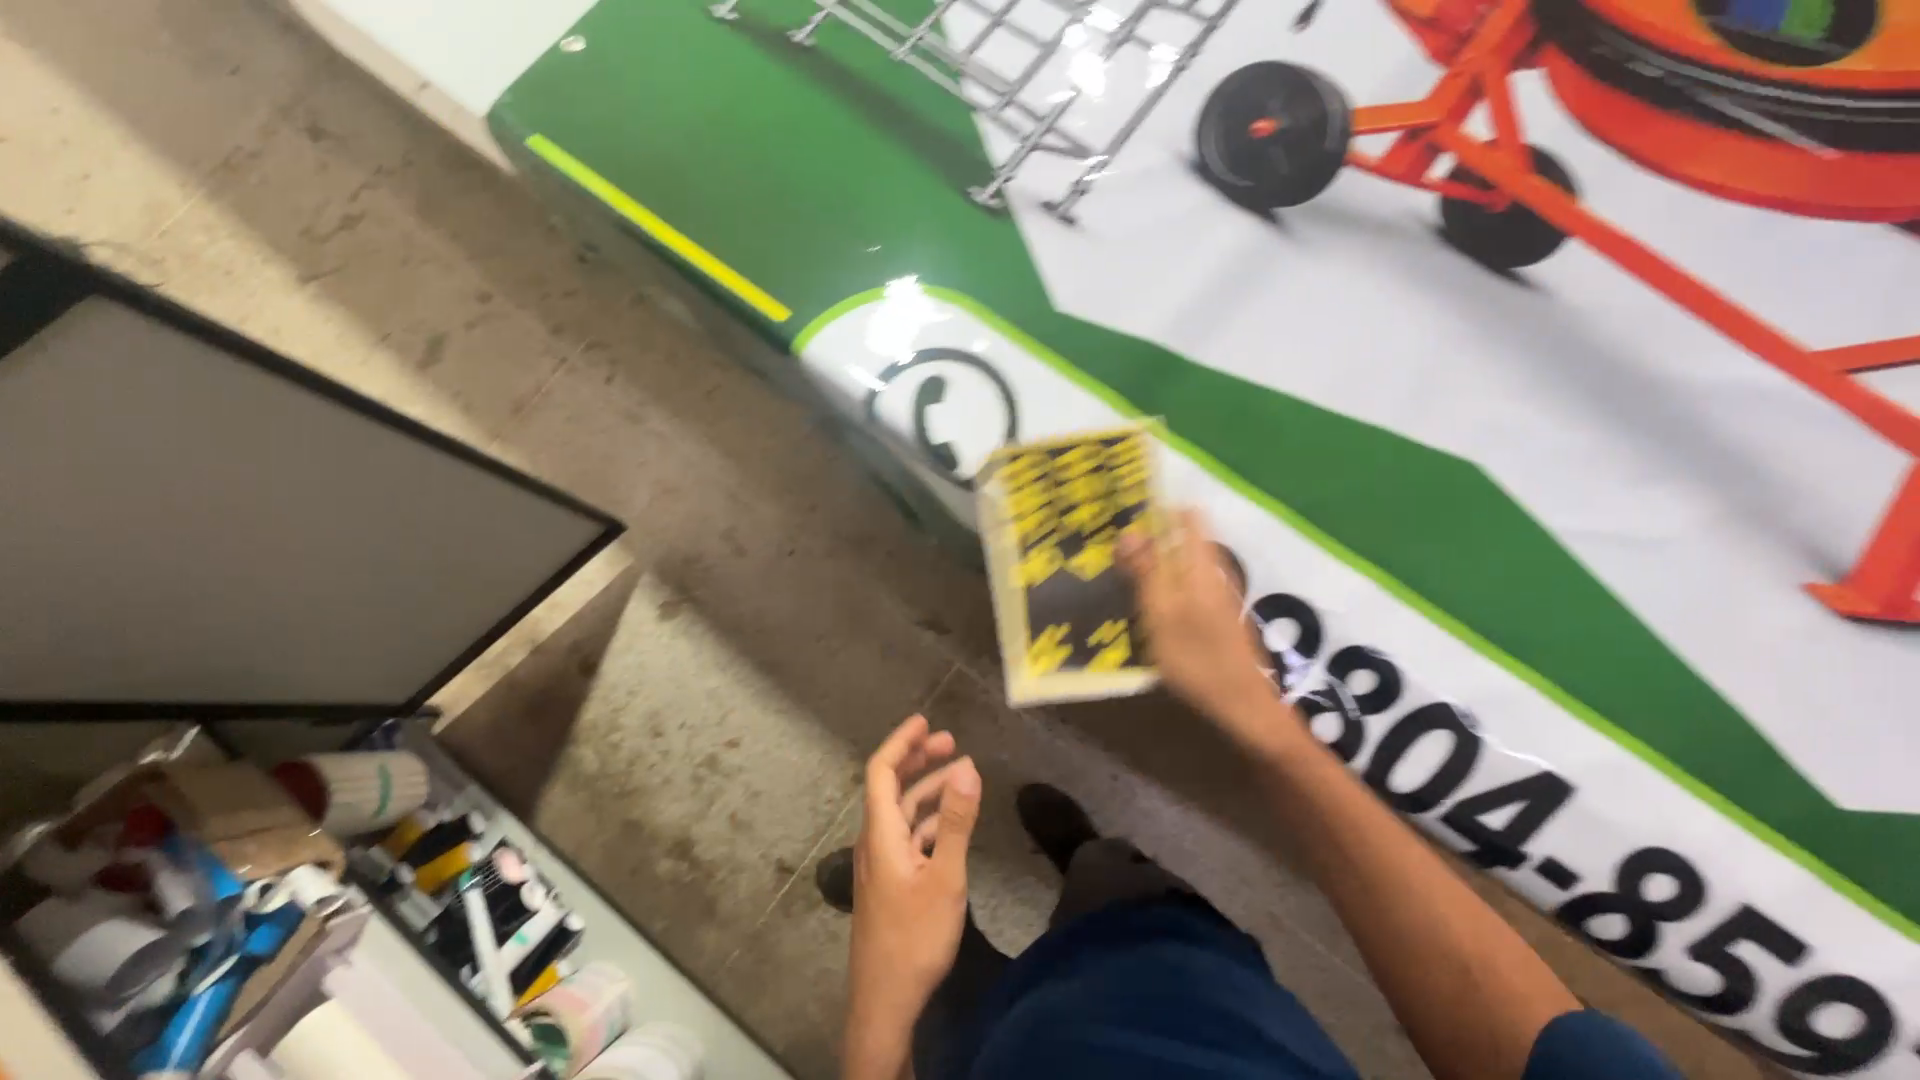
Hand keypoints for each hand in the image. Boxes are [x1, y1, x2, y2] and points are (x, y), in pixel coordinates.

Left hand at [843, 715, 981, 1078]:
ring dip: (927, 790)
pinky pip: (908, 837)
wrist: (885, 1000)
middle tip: (950, 740)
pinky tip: (952, 823)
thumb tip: (967, 767)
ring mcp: (880, 864)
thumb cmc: (914, 937)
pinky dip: (930, 820)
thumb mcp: (945, 878)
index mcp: (880, 833)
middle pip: (890, 788)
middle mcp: (874, 842)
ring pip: (902, 814)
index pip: (881, 772)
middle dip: (918, 760)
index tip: (925, 721)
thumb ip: (957, 822)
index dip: (901, 742)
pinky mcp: (890, 883)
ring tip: (960, 775)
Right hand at [1119, 509, 1291, 747]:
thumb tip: (1130, 530)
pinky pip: (1186, 588)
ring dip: (1155, 565)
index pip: (1187, 516)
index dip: (1160, 509)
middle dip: (1151, 538)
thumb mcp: (1161, 616)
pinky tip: (1146, 609)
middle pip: (1184, 540)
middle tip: (1113, 551)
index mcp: (1202, 566)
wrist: (1245, 706)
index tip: (1127, 514)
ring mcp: (1218, 597)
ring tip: (1121, 576)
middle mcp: (1214, 574)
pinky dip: (1165, 588)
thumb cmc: (1198, 660)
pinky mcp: (1217, 619)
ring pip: (1184, 566)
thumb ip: (1146, 573)